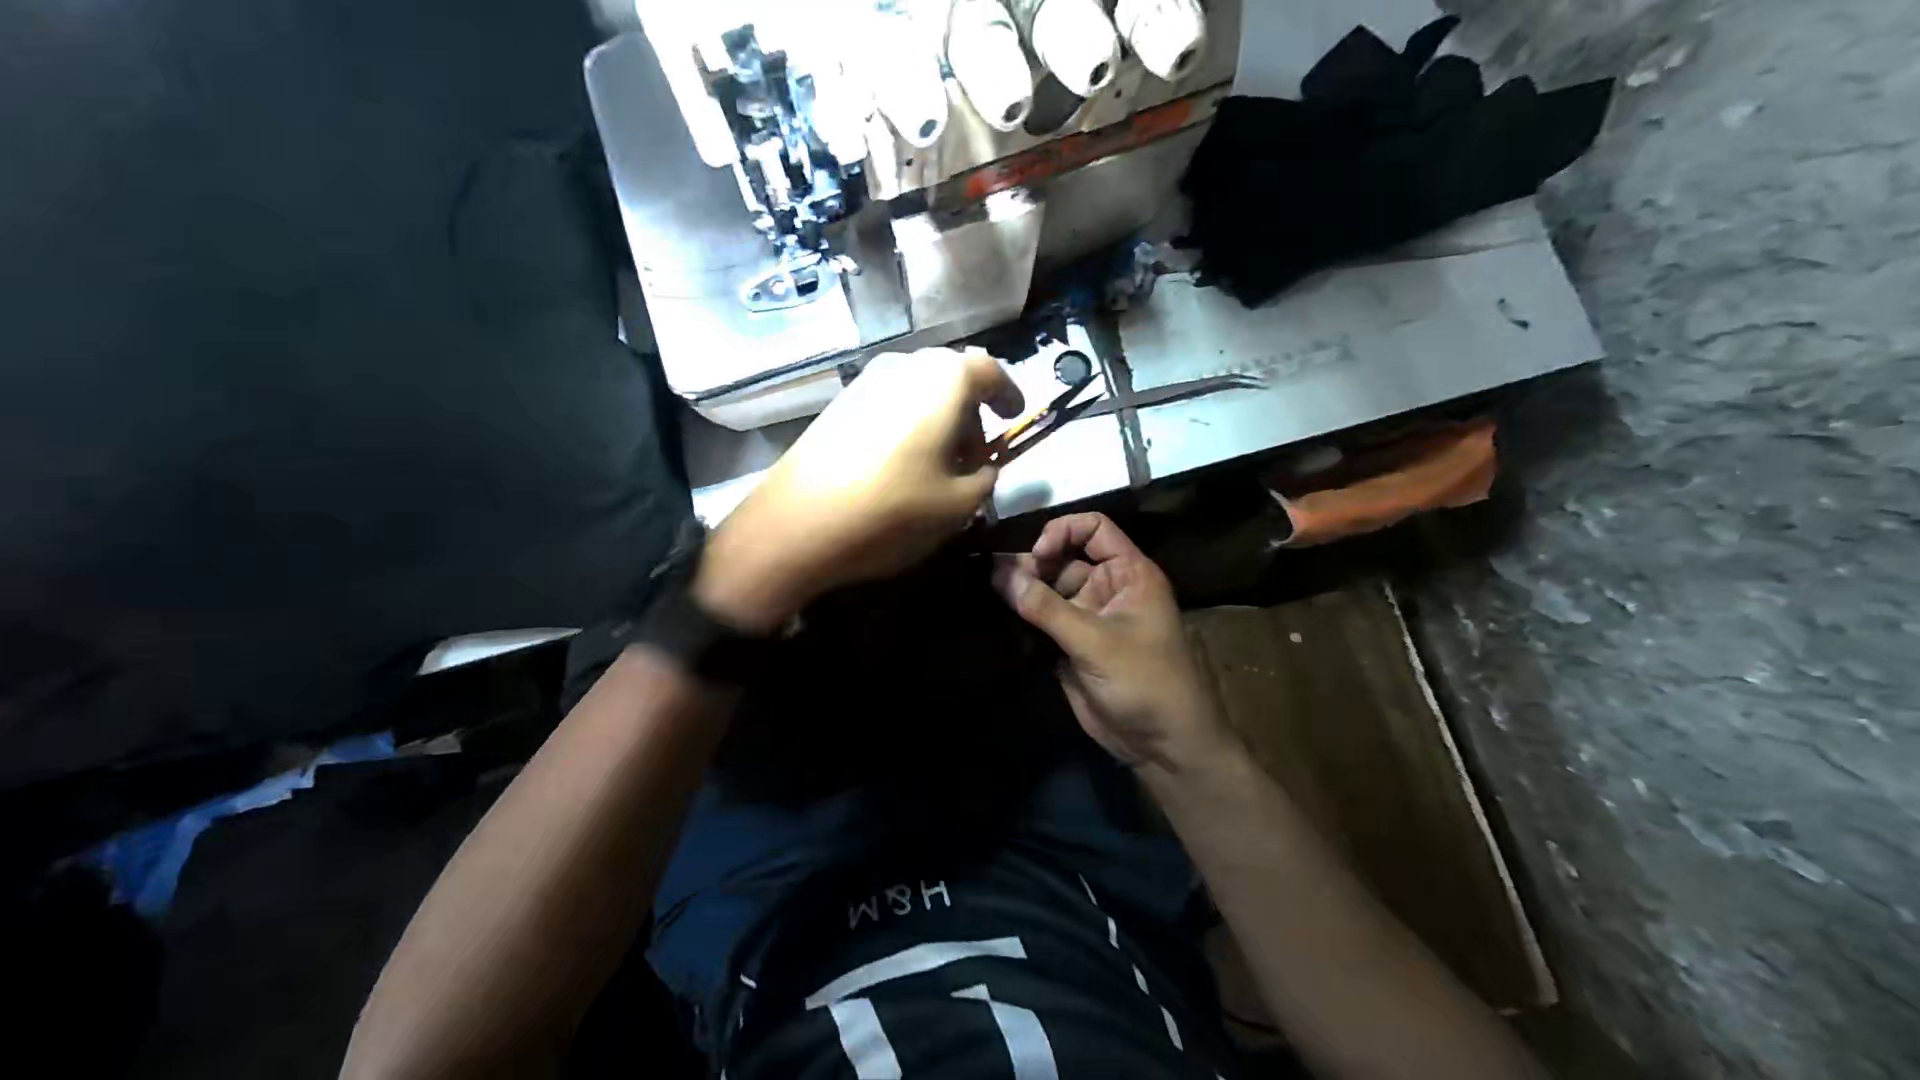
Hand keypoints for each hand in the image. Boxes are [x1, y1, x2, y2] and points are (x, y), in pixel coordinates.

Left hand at [696, 347, 1023, 631]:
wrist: (797, 524)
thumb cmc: (892, 509)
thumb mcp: (959, 505)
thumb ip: (985, 478)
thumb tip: (983, 468)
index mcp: (943, 381)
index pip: (989, 371)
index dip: (1008, 394)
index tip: (1013, 417)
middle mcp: (904, 366)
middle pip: (951, 379)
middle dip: (971, 413)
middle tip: (975, 456)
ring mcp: (865, 382)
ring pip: (918, 392)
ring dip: (938, 421)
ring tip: (939, 467)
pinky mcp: (837, 404)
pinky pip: (889, 404)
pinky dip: (908, 426)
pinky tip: (902, 467)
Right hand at [993, 513, 1233, 771]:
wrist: (1163, 745)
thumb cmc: (1145, 682)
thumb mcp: (1096, 642)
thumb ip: (1046, 608)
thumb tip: (999, 572)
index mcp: (1128, 574)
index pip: (1094, 529)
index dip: (1062, 533)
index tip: (1037, 557)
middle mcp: (1106, 589)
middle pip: (1062, 559)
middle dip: (1030, 565)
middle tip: (993, 576)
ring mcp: (1087, 618)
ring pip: (1047, 591)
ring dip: (1020, 591)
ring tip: (986, 591)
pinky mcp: (1071, 647)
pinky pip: (1041, 621)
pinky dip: (1021, 618)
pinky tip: (995, 615)